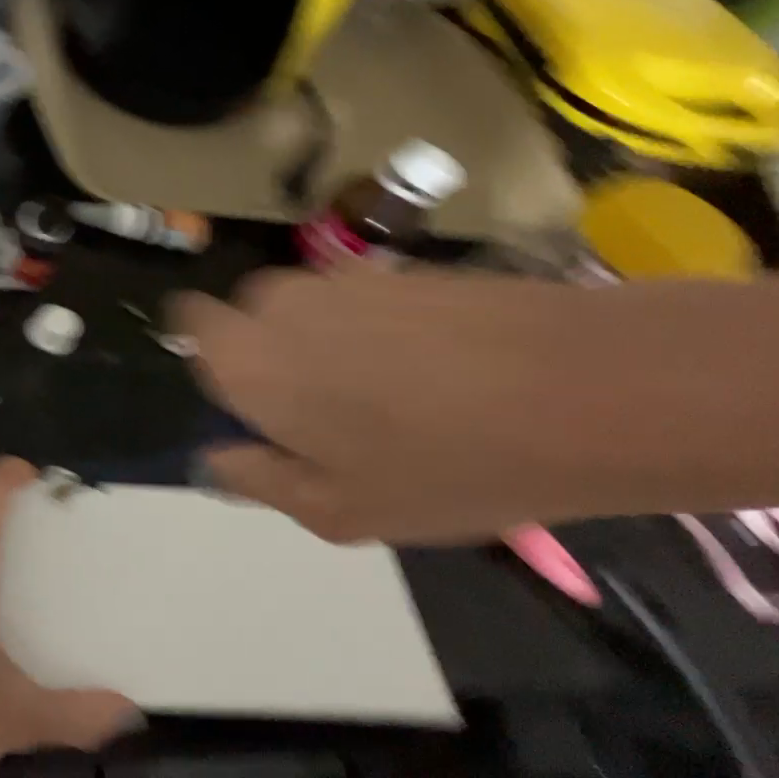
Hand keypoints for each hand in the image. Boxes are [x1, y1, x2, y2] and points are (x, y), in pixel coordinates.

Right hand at [174, 265, 663, 543]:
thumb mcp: (336, 509)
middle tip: (331, 419)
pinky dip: (385, 333)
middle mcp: (278, 301)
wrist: (591, 389)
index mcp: (243, 357)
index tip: (258, 408)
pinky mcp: (405, 268)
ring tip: (399, 399)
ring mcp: (345, 277)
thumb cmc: (443, 464)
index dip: (215, 365)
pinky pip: (366, 303)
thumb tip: (217, 455)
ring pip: (310, 312)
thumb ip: (254, 478)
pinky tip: (444, 375)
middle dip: (272, 359)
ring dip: (330, 346)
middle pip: (250, 321)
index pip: (188, 325)